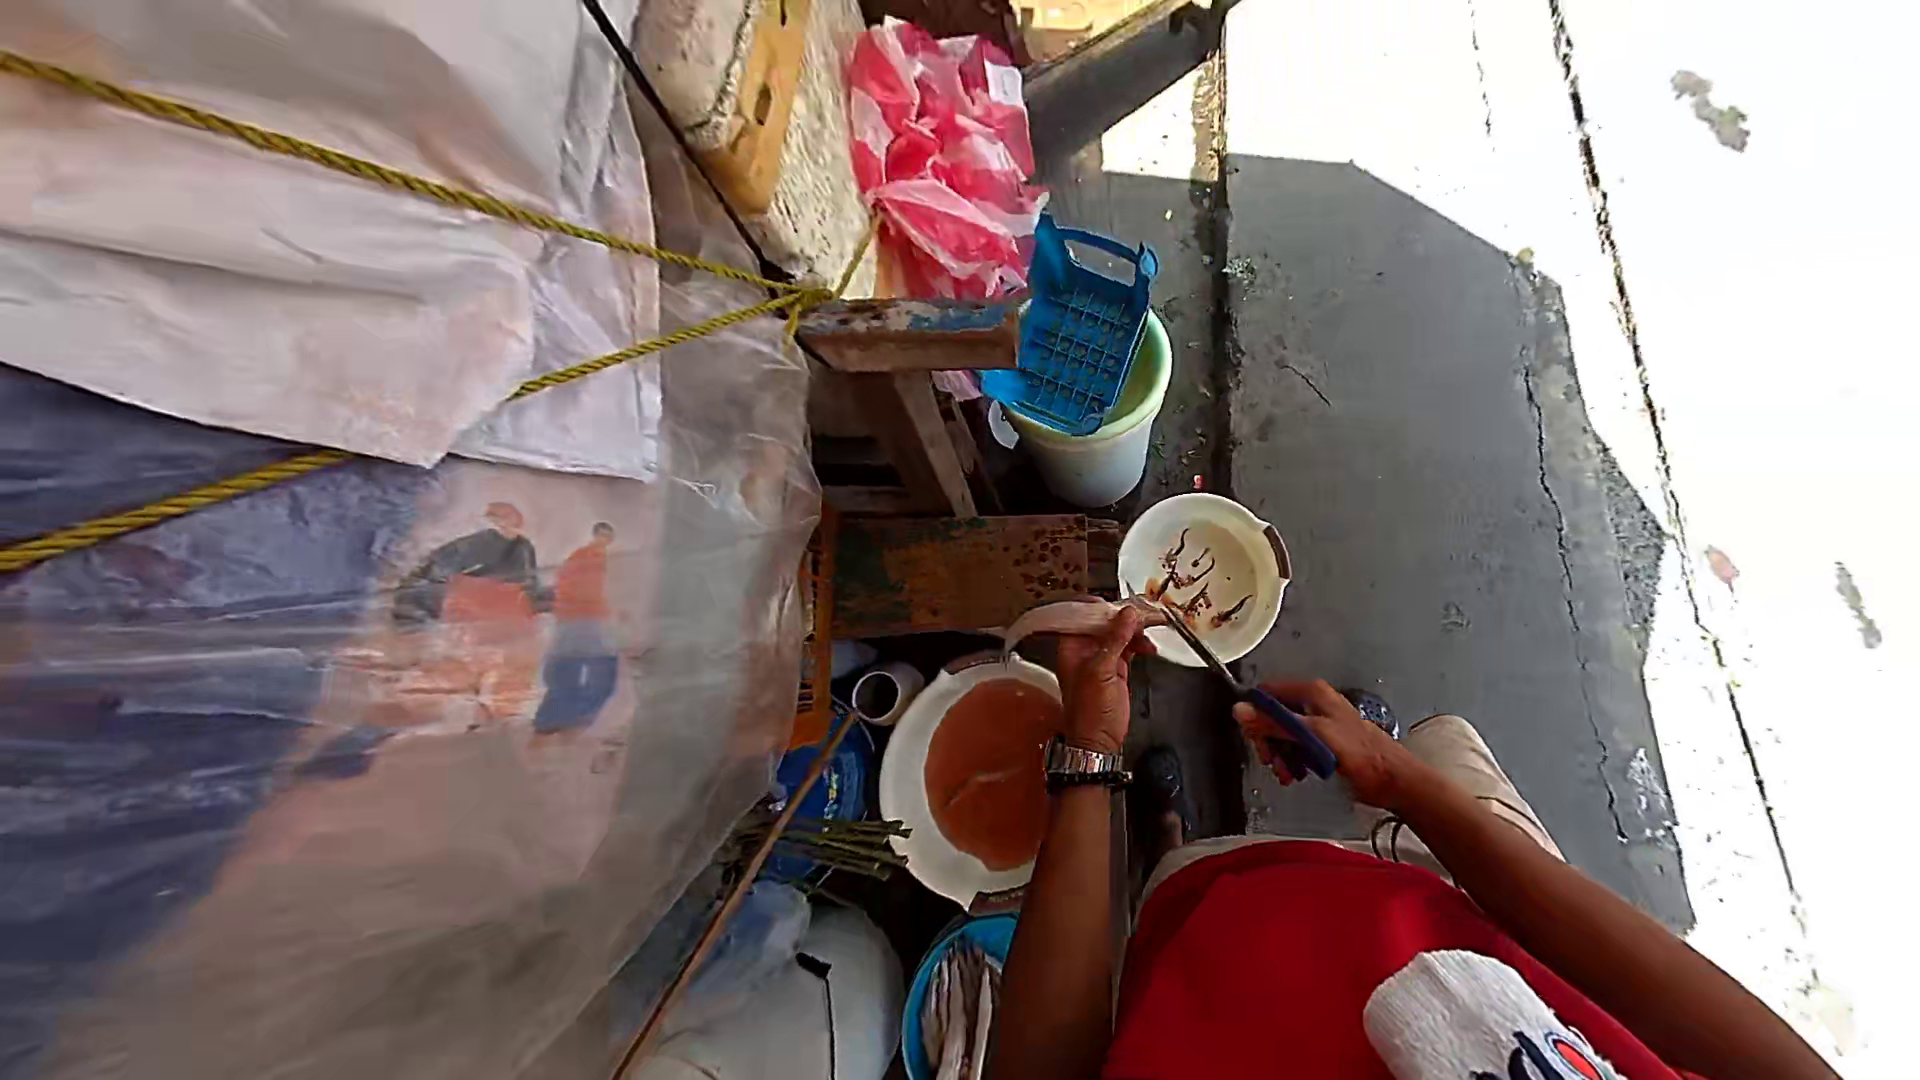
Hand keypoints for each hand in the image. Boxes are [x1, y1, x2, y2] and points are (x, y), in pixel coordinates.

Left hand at [1054, 604, 1155, 756]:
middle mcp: (1084, 648)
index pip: (1082, 614)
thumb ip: (1115, 640)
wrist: (1099, 741)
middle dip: (1124, 616)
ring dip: (1136, 630)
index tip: (1122, 602)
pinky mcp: (1117, 668)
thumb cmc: (1090, 709)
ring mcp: (1101, 657)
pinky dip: (1140, 645)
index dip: (1101, 605)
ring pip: (1119, 633)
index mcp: (1070, 645)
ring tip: (1151, 632)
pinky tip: (1150, 648)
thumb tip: (1129, 613)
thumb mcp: (1101, 671)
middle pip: (1103, 621)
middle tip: (1146, 613)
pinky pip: (1128, 647)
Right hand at [1233, 678, 1425, 808]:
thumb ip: (1274, 722)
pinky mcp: (1322, 740)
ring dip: (1278, 754)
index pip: (1265, 693)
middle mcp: (1312, 701)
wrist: (1397, 782)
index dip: (1255, 714)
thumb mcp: (1312, 736)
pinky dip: (1290, 759)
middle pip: (1271, 715)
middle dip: (1268, 739)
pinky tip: (1294, 774)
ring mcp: (1318, 721)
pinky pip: (1295, 745)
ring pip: (1281, 732)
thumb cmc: (1359, 755)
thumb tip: (1237, 709)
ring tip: (1285, 774)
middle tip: (1270, 761)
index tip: (1254, 737)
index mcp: (1310, 691)